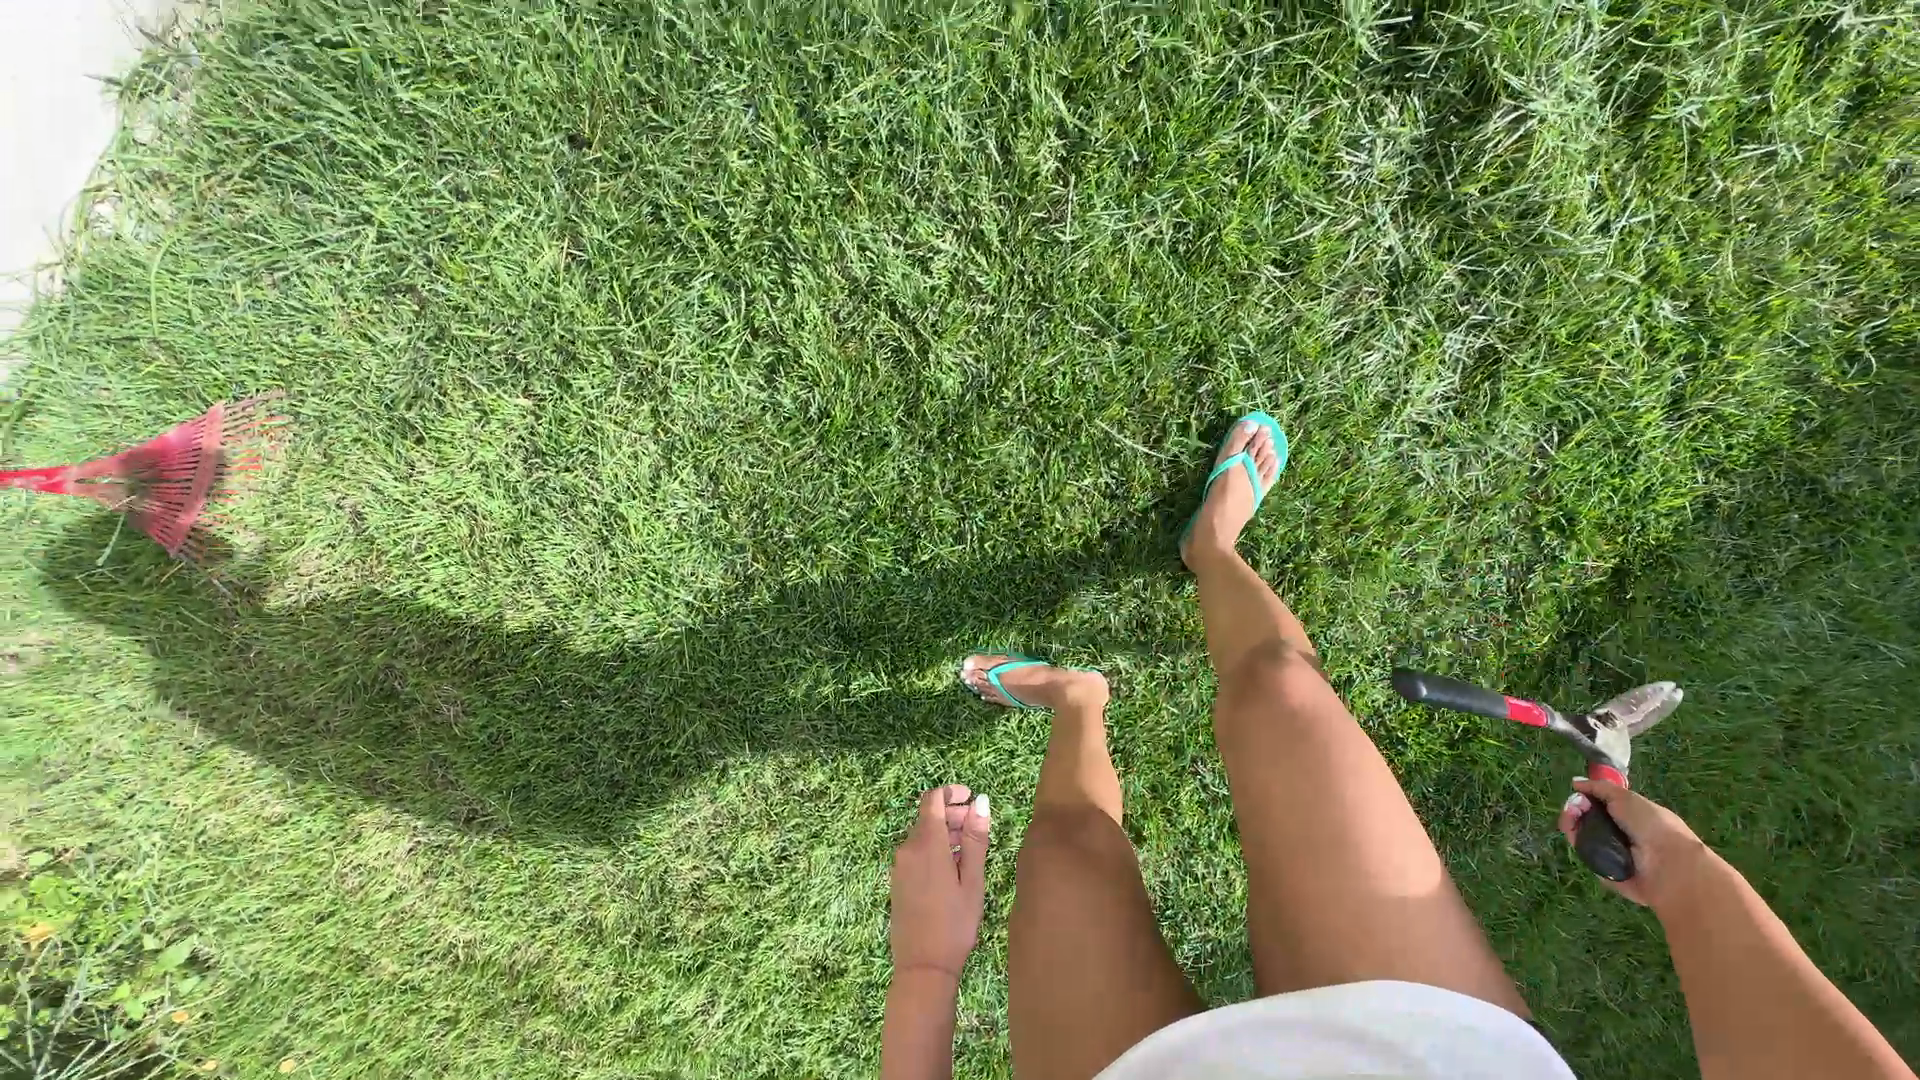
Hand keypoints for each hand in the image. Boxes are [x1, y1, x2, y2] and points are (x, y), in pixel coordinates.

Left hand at [889, 784, 990, 980]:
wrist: (922, 967)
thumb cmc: (954, 924)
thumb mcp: (972, 881)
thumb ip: (975, 839)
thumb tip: (980, 802)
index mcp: (926, 844)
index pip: (932, 799)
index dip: (951, 792)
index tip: (971, 797)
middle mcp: (907, 849)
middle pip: (928, 816)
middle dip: (952, 813)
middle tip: (976, 824)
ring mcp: (899, 866)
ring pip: (922, 834)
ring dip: (944, 832)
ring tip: (969, 847)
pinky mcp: (897, 880)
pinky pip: (916, 852)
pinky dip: (934, 848)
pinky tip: (952, 866)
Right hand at [1558, 777, 1712, 908]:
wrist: (1668, 865)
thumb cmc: (1653, 827)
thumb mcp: (1627, 798)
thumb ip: (1600, 788)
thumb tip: (1576, 782)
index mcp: (1629, 816)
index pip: (1597, 804)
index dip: (1584, 797)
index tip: (1579, 794)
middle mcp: (1618, 833)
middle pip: (1583, 817)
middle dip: (1573, 808)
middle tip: (1575, 808)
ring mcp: (1609, 850)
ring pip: (1579, 832)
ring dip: (1571, 822)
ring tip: (1573, 820)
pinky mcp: (1602, 867)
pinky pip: (1582, 851)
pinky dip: (1577, 842)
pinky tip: (1577, 836)